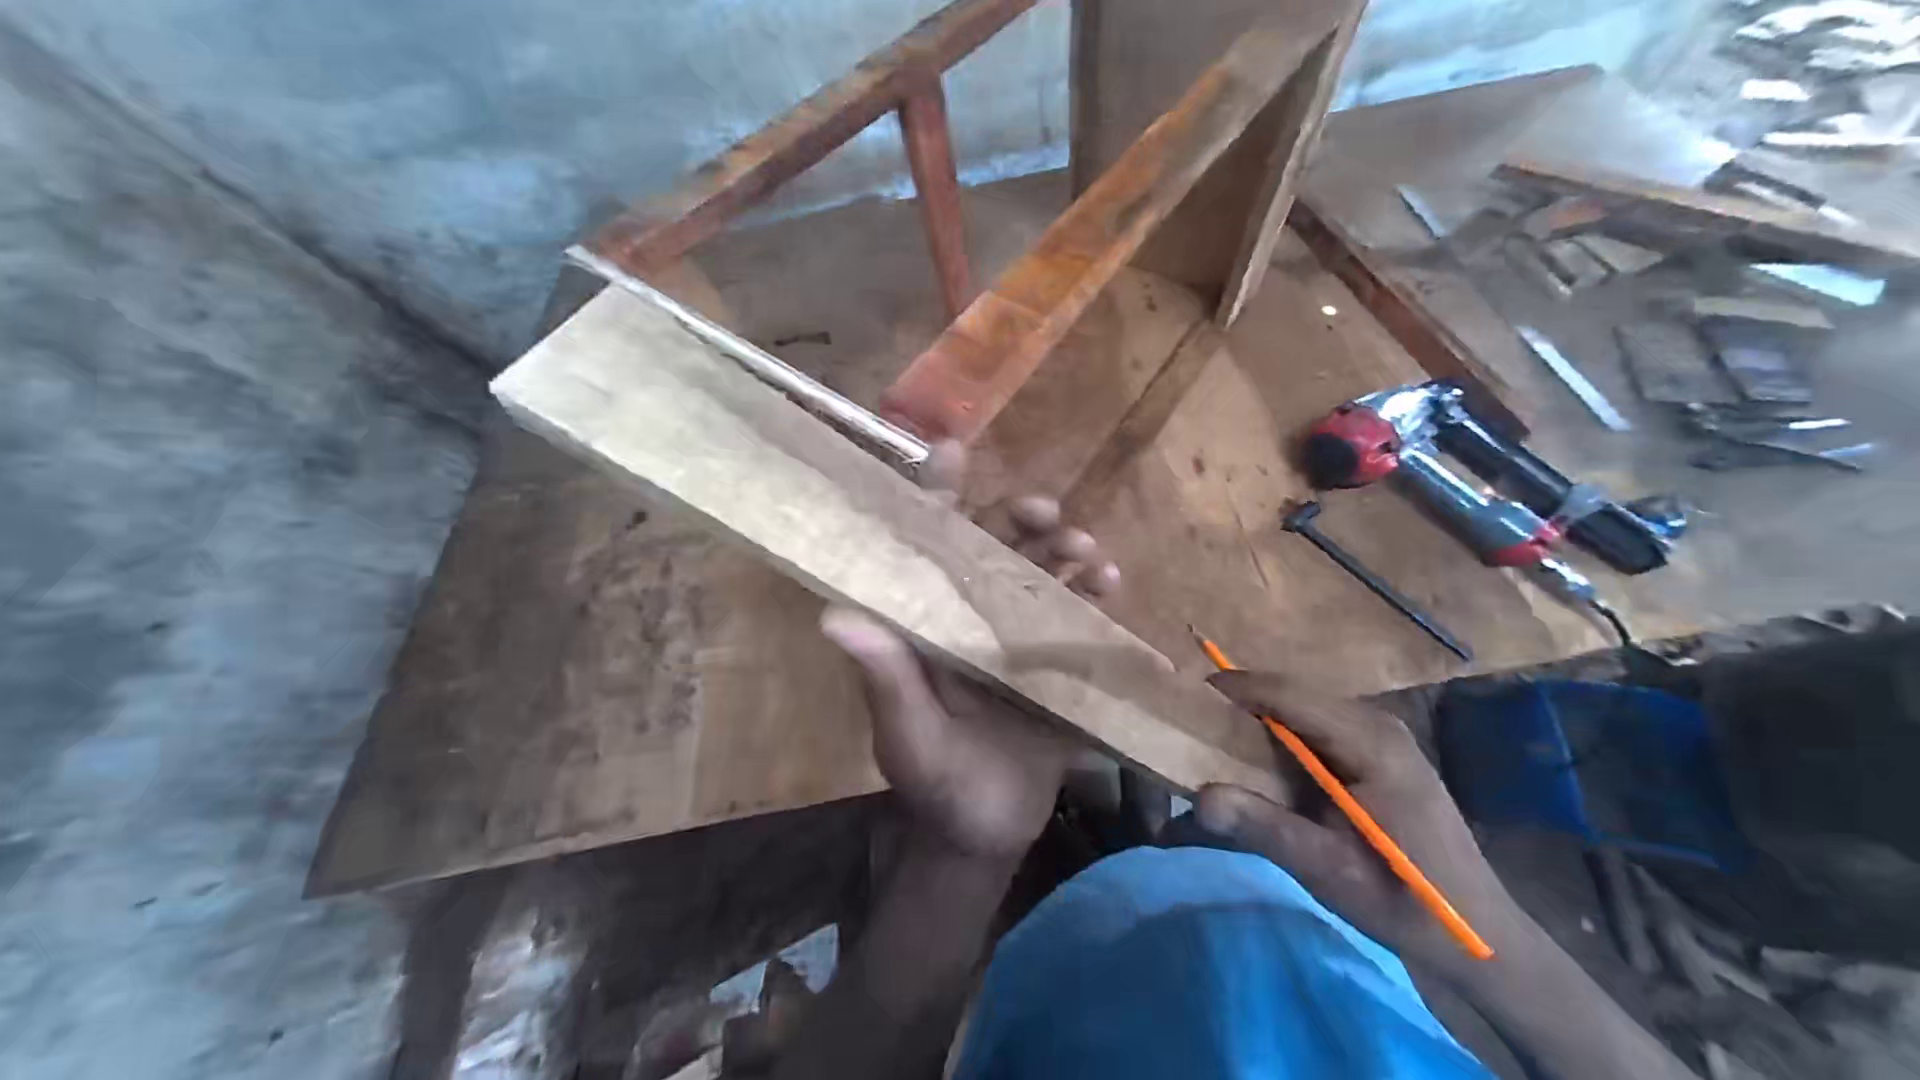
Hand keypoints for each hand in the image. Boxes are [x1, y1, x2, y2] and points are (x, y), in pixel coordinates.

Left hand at [820, 443, 1119, 860]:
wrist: (985, 833)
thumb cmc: (935, 782)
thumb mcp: (907, 733)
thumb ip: (883, 677)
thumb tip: (832, 616)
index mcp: (928, 619)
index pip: (927, 543)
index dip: (937, 494)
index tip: (953, 450)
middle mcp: (971, 613)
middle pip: (996, 545)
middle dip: (1022, 519)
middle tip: (1048, 514)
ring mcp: (1019, 634)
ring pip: (1043, 571)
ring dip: (1066, 551)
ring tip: (1089, 555)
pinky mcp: (1059, 660)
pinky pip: (1080, 614)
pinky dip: (1096, 594)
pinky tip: (1111, 587)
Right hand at [1195, 671, 1538, 977]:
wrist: (1480, 935)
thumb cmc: (1406, 901)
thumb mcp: (1330, 871)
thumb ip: (1264, 828)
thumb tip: (1198, 796)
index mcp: (1371, 743)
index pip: (1289, 694)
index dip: (1235, 689)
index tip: (1186, 696)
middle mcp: (1376, 723)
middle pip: (1292, 692)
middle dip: (1239, 700)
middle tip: (1191, 719)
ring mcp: (1379, 733)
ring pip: (1301, 704)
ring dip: (1256, 714)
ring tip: (1211, 732)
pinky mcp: (1376, 749)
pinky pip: (1314, 723)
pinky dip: (1277, 730)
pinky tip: (1255, 753)